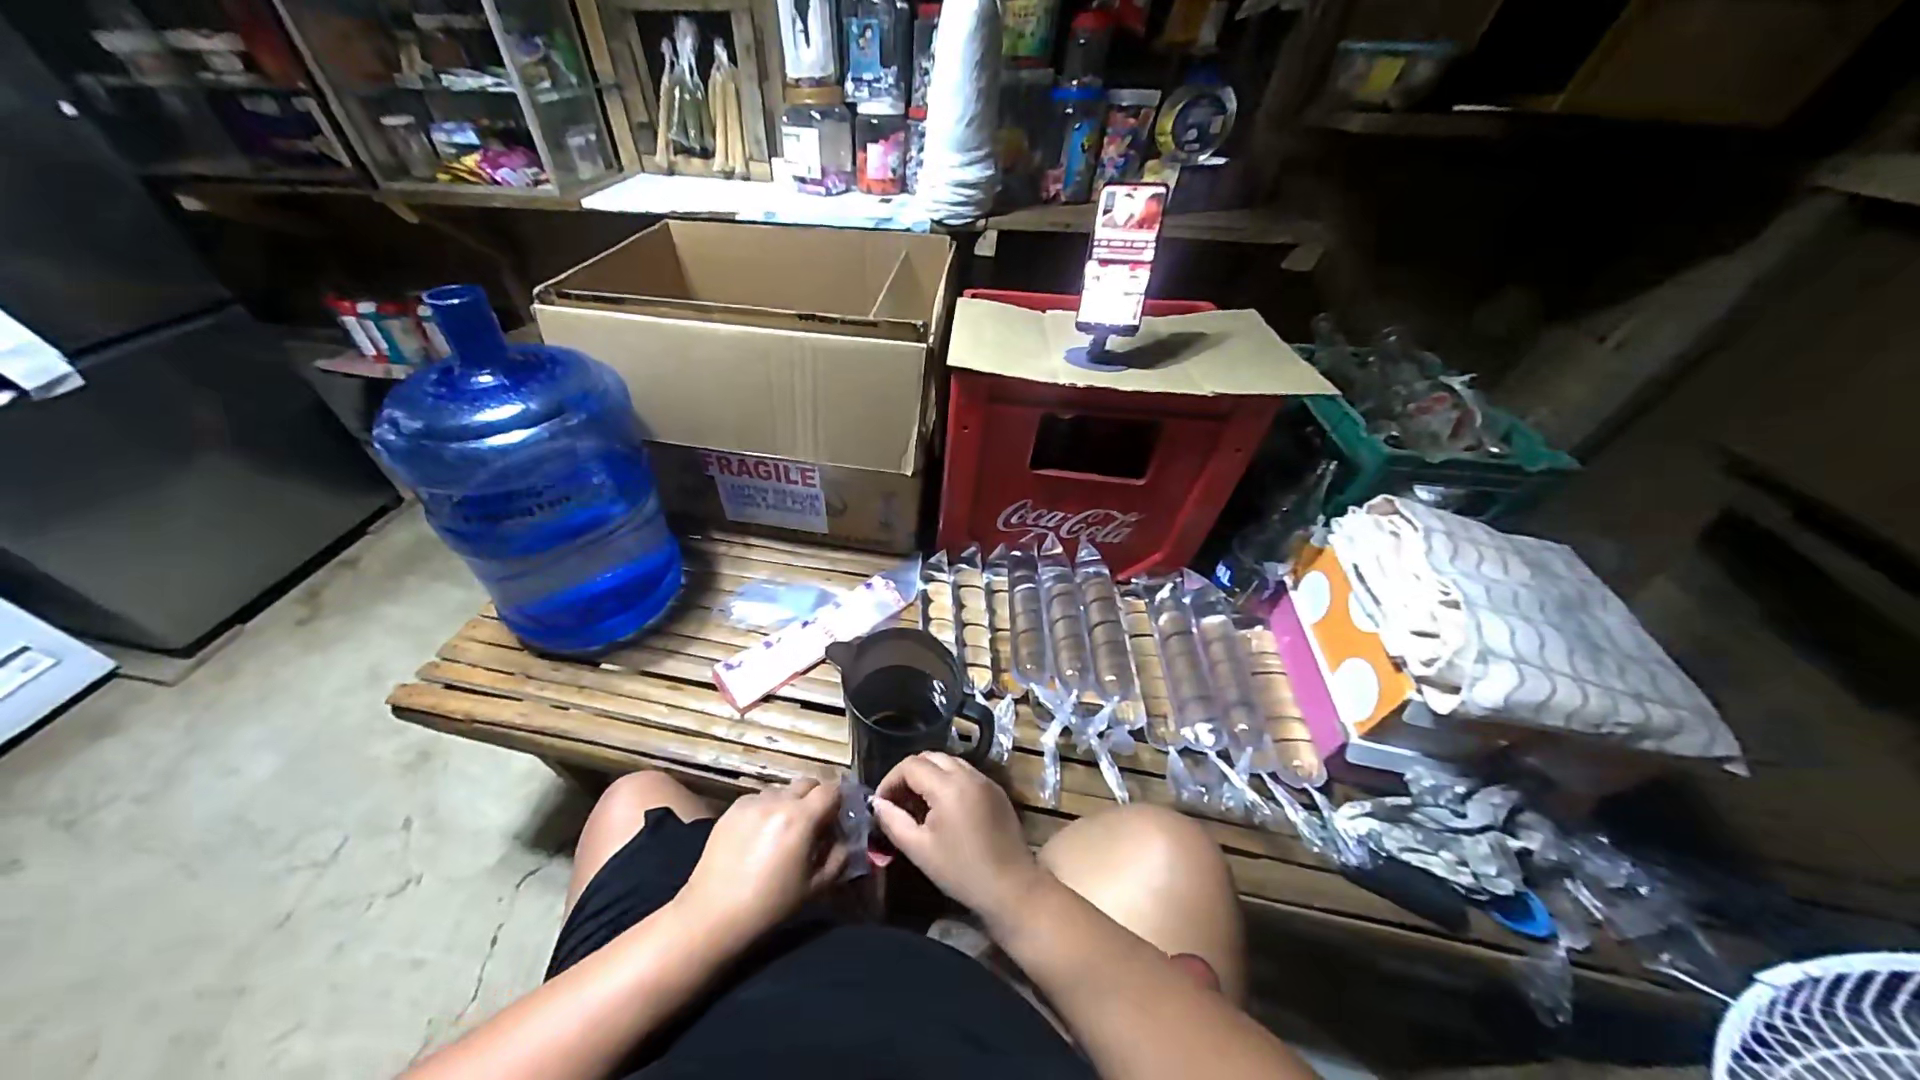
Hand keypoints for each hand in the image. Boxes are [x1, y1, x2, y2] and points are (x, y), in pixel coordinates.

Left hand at [677, 777, 847, 939]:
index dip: (840, 800)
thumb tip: (845, 838)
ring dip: (791, 803)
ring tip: (785, 832)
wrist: (712, 916)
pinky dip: (767, 810)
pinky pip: (759, 800)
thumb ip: (839, 856)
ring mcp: (750, 803)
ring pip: (782, 790)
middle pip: (807, 783)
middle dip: (817, 798)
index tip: (839, 817)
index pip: (831, 789)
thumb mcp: (816, 886)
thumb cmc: (770, 905)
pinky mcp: (731, 810)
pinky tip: (760, 836)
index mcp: (800, 818)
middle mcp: (776, 801)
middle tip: (815, 824)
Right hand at [870, 752, 1044, 924]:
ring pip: (949, 762)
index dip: (890, 780)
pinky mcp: (996, 790)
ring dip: (929, 775)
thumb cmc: (961, 871)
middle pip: (930, 757)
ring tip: (918, 804)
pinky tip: (944, 808)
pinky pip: (966, 773)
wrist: (1011, 887)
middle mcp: (968, 774)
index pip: (910, 765)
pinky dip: (949, 781)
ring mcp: (986, 780)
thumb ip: (893, 821)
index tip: (882, 803)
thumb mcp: (919, 850)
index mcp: (948, 786)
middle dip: (909, 774)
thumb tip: (877, 803)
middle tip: (898, 801)